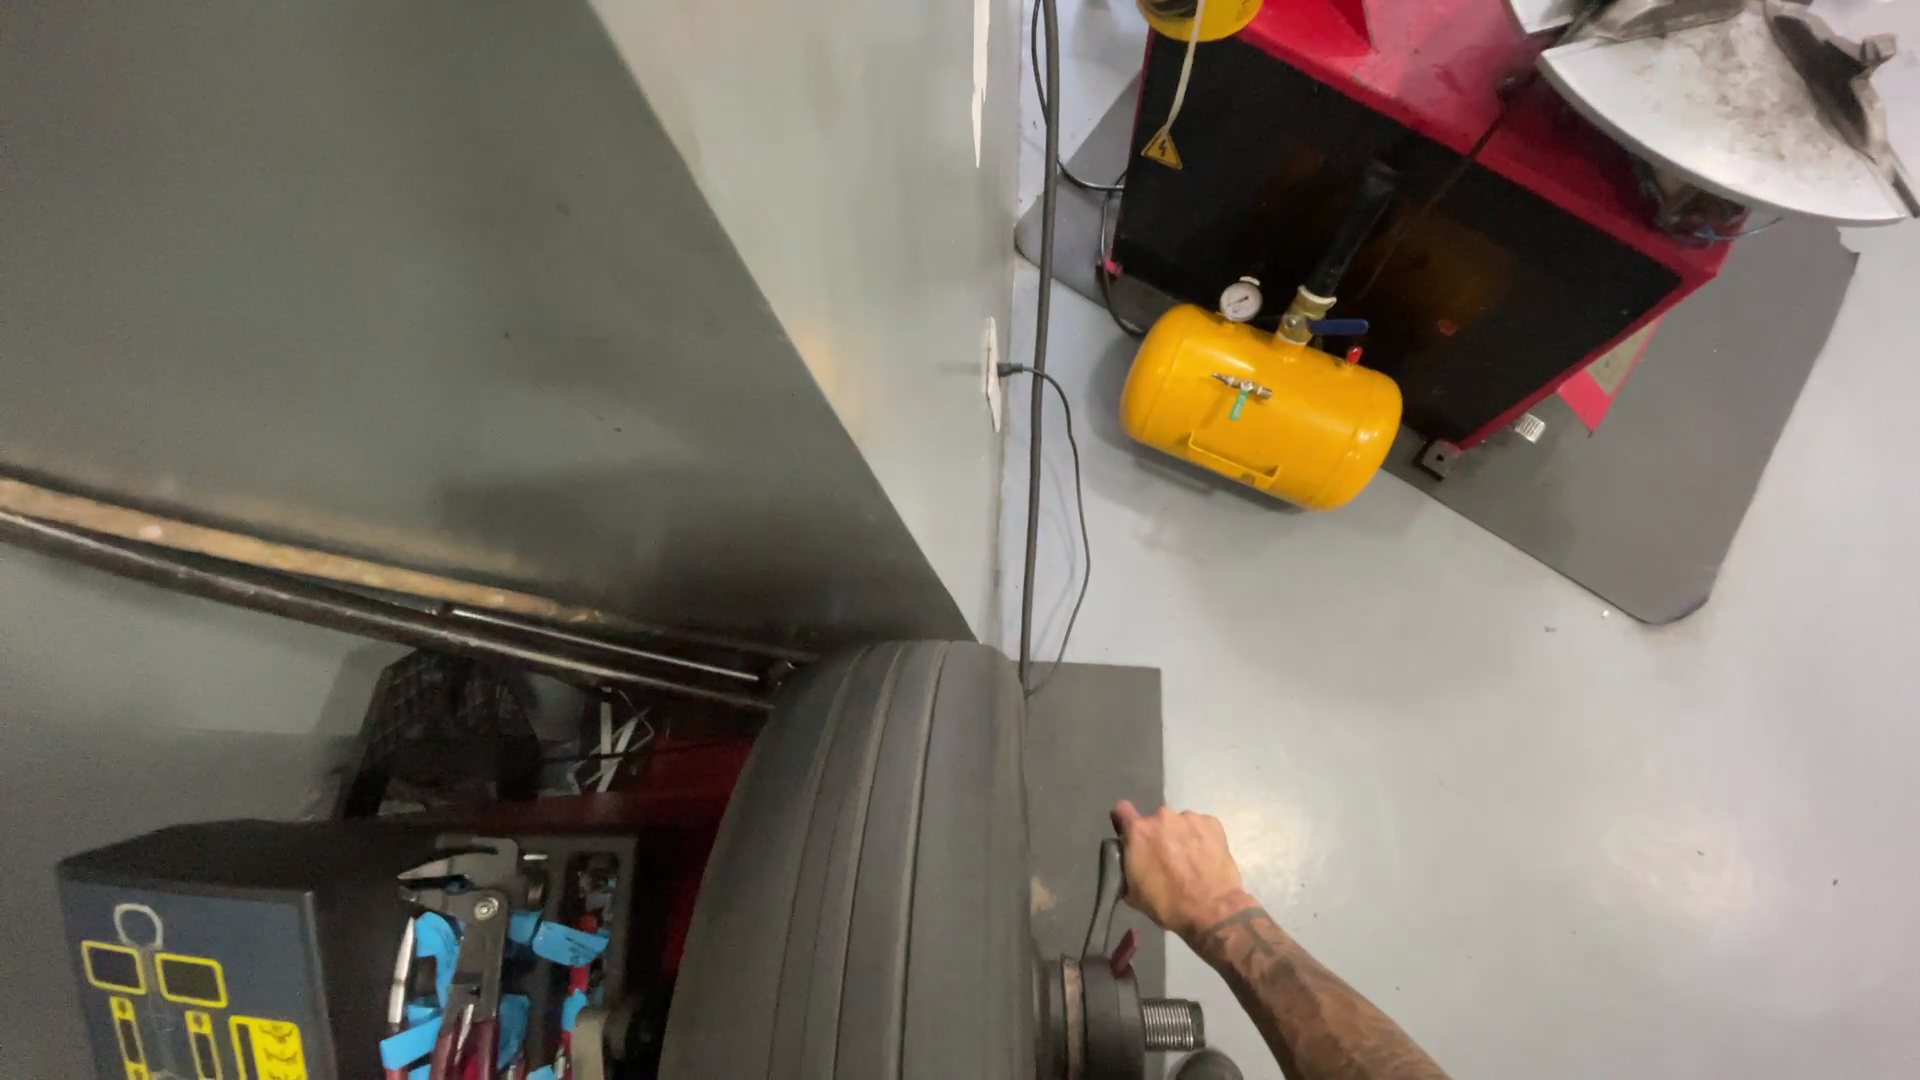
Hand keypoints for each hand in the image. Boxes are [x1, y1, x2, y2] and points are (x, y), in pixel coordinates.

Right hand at [1111, 800, 1258, 943]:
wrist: (1212, 912)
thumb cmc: (1167, 904)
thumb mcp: (1132, 891)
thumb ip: (1126, 865)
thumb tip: (1129, 858)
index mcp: (1139, 831)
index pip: (1122, 809)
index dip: (1124, 821)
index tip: (1130, 834)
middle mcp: (1162, 816)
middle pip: (1155, 821)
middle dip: (1158, 835)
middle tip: (1167, 858)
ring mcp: (1189, 818)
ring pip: (1179, 823)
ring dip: (1181, 836)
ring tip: (1191, 860)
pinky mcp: (1212, 823)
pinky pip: (1201, 826)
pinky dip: (1201, 838)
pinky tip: (1206, 858)